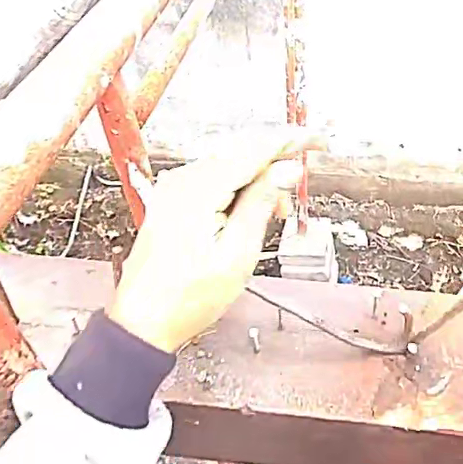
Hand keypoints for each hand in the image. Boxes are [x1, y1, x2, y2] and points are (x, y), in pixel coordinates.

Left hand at [107, 129, 319, 351]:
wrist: (144, 323)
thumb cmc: (188, 297)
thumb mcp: (239, 251)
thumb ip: (262, 201)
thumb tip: (287, 168)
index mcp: (199, 190)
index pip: (255, 149)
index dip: (292, 141)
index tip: (318, 140)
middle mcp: (183, 181)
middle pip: (244, 152)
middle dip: (279, 162)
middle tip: (304, 178)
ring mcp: (176, 188)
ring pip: (233, 165)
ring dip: (261, 179)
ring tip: (278, 210)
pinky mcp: (174, 199)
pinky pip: (217, 178)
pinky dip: (242, 187)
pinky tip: (253, 210)